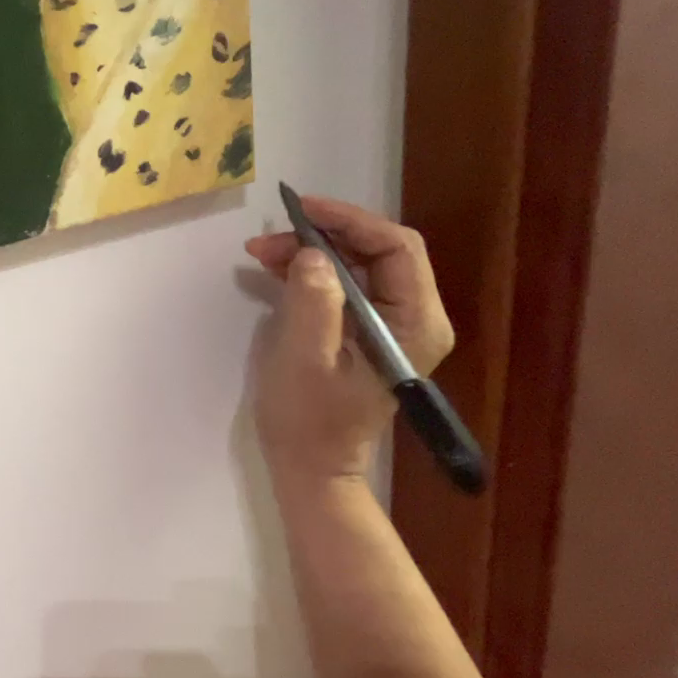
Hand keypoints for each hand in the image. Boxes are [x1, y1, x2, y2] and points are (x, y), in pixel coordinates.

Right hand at [244, 196, 453, 486]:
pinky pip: (347, 288)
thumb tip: (311, 254)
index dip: (351, 221)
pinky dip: (313, 274)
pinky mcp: (368, 334)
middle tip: (269, 238)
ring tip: (262, 252)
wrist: (313, 466)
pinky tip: (277, 270)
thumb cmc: (309, 420)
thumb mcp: (304, 361)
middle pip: (379, 253)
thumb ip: (313, 303)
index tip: (302, 211)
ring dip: (313, 253)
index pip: (396, 249)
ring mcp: (393, 326)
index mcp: (415, 323)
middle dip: (324, 236)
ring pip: (359, 267)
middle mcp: (415, 318)